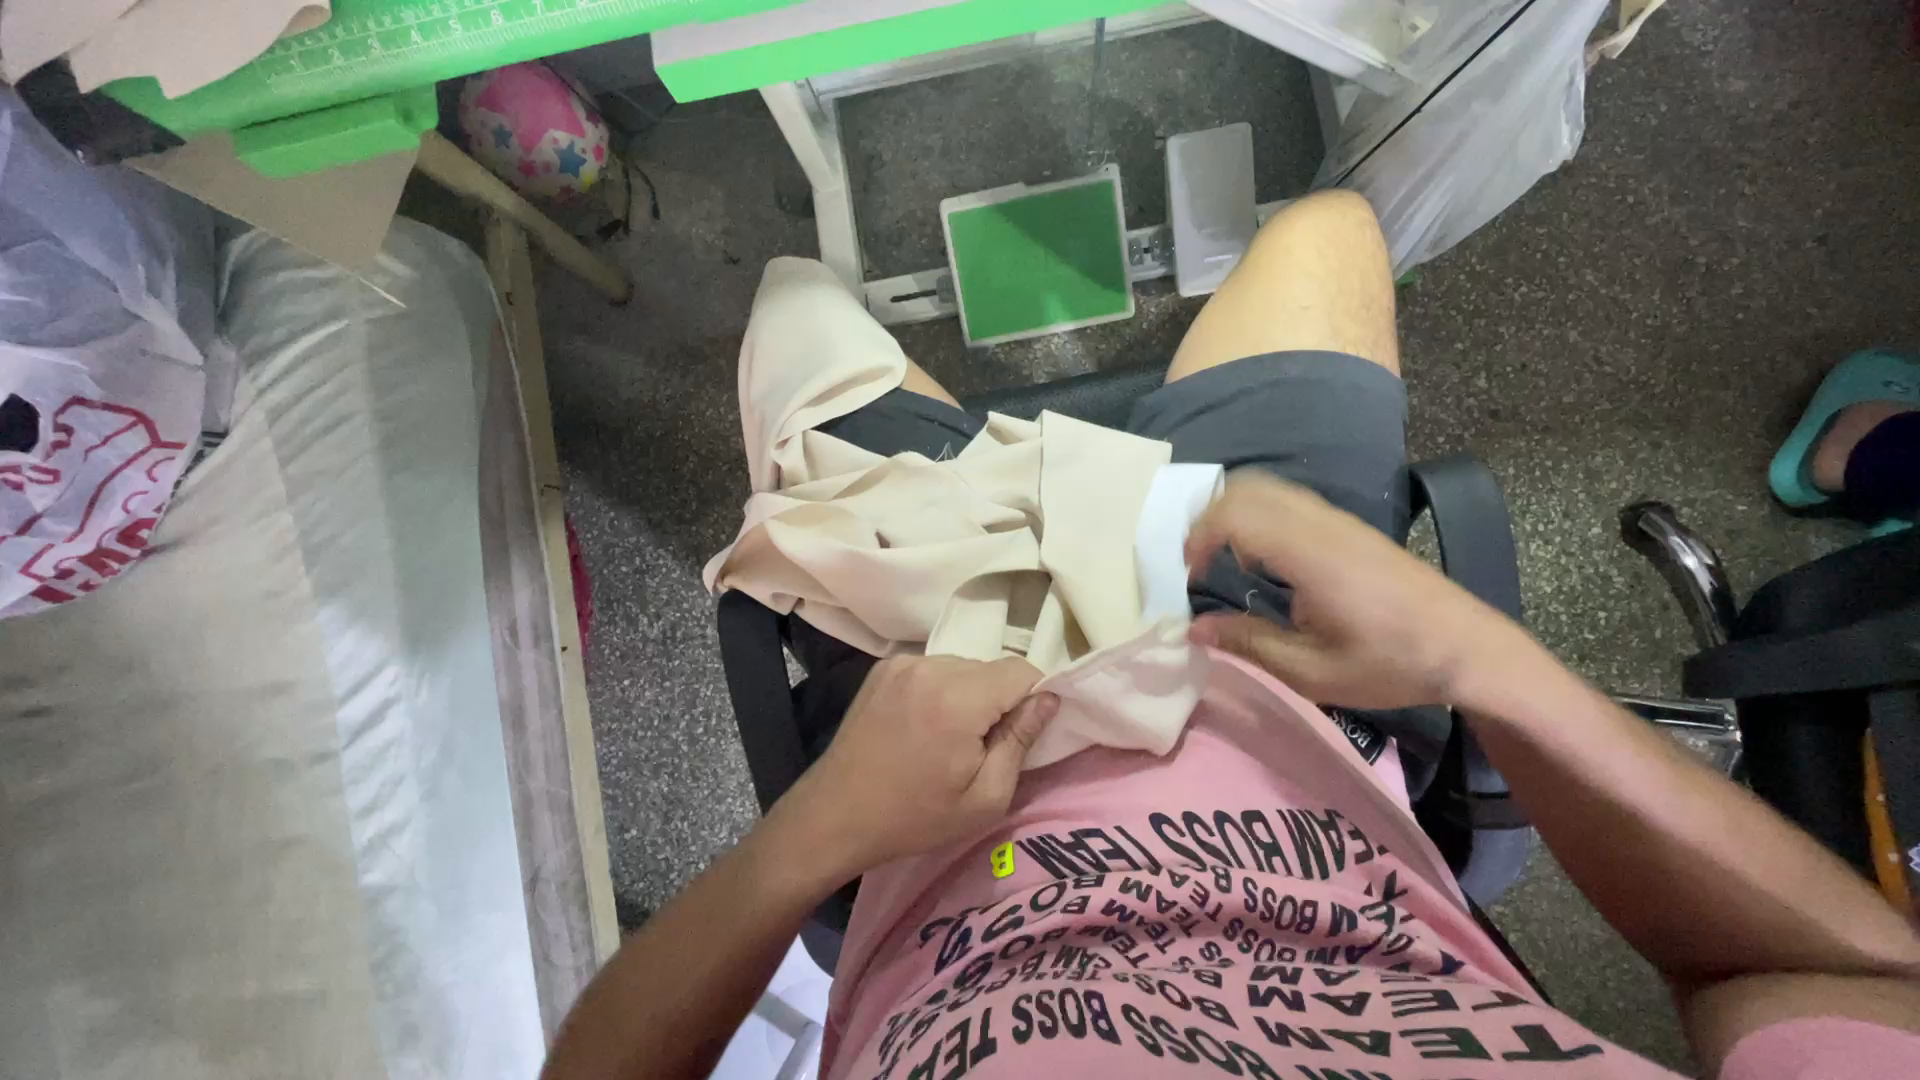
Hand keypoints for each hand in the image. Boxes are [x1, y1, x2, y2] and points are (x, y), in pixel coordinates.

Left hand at [772, 655, 1058, 878]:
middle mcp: (930, 667)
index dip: (1033, 698)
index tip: (1022, 734)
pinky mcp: (884, 668)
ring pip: (964, 667)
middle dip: (999, 700)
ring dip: (970, 695)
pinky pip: (934, 669)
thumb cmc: (915, 817)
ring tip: (950, 739)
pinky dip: (942, 690)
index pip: (1021, 670)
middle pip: (991, 668)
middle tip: (983, 747)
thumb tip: (1049, 698)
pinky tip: (925, 726)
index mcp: (957, 698)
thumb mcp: (985, 798)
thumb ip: (1021, 741)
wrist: (836, 815)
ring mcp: (903, 663)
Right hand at [1185, 472, 1532, 709]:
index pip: (1236, 515)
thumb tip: (1193, 629)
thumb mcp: (1312, 671)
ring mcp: (1339, 520)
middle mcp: (1322, 525)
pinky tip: (1263, 557)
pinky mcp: (1350, 526)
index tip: (1190, 575)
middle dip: (1208, 518)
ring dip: (1233, 512)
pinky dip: (1258, 514)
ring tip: (1223, 558)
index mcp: (1311, 556)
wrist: (1470, 649)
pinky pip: (1288, 499)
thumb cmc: (1391, 664)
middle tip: (1197, 562)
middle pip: (1247, 487)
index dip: (1199, 537)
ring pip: (1268, 487)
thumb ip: (1248, 644)